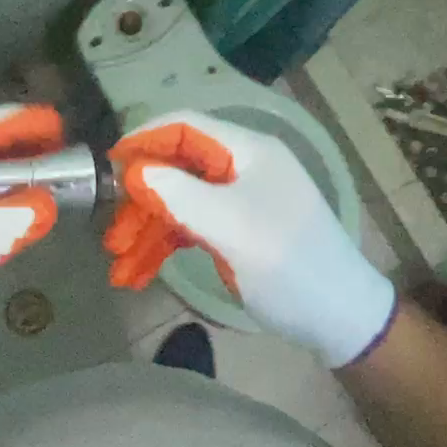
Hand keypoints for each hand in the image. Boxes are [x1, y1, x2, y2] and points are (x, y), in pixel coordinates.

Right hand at [104, 111, 393, 367]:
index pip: (184, 128)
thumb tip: (132, 171)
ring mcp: (236, 201)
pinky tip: (138, 275)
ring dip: (146, 233)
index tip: (107, 168)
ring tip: (119, 270)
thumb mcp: (231, 228)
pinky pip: (188, 229)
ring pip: (177, 204)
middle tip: (111, 239)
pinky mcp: (233, 231)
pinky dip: (163, 249)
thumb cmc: (290, 265)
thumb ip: (179, 195)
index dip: (143, 142)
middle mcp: (240, 169)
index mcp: (248, 152)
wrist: (339, 318)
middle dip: (140, 203)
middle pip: (175, 170)